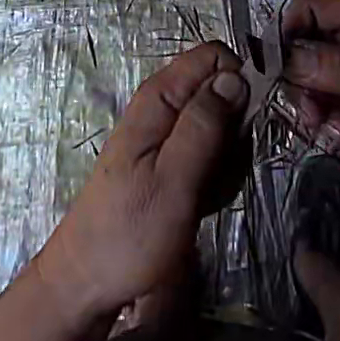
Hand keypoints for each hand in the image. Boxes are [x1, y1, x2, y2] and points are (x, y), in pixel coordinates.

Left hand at [32, 42, 247, 323]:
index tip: (250, 121)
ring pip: (224, 126)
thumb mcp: (173, 180)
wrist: (89, 283)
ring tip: (208, 193)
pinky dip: (218, 178)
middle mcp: (165, 106)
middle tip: (223, 170)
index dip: (239, 80)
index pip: (213, 57)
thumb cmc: (129, 233)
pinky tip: (203, 202)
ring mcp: (170, 135)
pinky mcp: (176, 161)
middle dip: (237, 128)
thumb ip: (205, 124)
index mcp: (159, 97)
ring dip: (229, 160)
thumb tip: (235, 77)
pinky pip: (215, 155)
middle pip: (223, 91)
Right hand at [282, 0, 339, 162]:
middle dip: (301, 81)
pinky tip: (338, 134)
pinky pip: (324, 88)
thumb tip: (287, 59)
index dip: (285, 38)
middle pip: (304, 42)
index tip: (274, 76)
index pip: (307, 9)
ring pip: (309, 69)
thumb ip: (336, 68)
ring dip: (313, 102)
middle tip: (308, 117)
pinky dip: (325, 111)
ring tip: (328, 132)